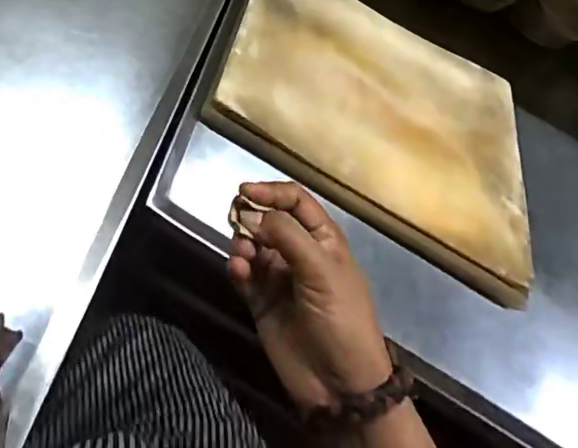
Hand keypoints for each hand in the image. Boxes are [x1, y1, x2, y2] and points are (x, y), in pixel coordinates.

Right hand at [226, 181, 392, 409]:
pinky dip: (236, 266)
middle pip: (267, 218)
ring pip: (250, 242)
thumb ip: (288, 235)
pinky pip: (242, 272)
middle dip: (250, 216)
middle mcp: (298, 251)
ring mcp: (278, 275)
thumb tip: (254, 212)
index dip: (271, 191)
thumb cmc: (342, 320)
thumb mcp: (322, 272)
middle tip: (237, 221)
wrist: (340, 386)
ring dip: (242, 241)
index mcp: (322, 239)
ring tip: (243, 254)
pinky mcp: (260, 298)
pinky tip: (238, 271)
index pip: (295, 200)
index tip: (244, 191)